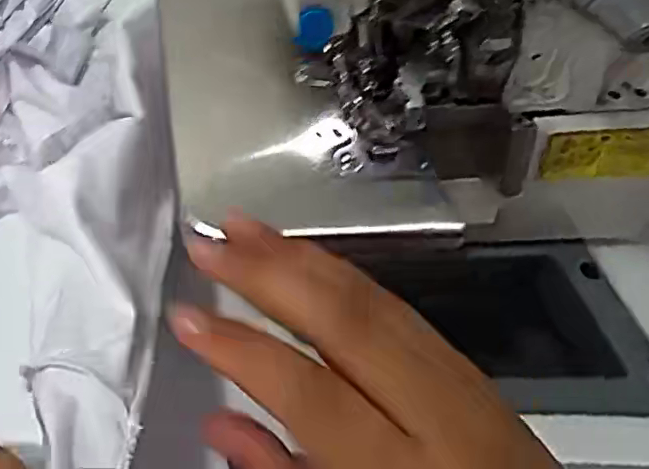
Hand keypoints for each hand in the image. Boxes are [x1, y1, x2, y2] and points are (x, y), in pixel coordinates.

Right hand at [170, 214, 559, 468]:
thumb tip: (218, 423)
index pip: (311, 392)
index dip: (241, 350)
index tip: (184, 316)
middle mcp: (442, 415)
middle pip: (343, 320)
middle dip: (265, 272)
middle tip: (206, 243)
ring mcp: (459, 380)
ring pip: (367, 296)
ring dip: (295, 254)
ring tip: (238, 226)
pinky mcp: (464, 363)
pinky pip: (391, 300)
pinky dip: (335, 268)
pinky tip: (298, 251)